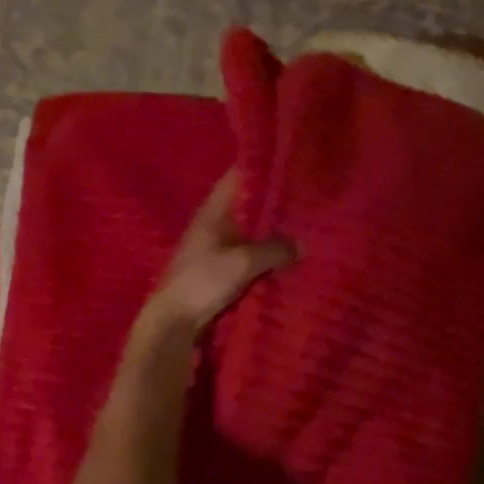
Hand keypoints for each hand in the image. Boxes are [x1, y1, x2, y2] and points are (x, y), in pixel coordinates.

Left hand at [148, 171, 294, 328]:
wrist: (174, 322)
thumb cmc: (203, 282)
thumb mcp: (243, 262)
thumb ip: (275, 249)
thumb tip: (303, 244)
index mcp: (213, 211)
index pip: (239, 175)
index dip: (263, 165)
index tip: (292, 161)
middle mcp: (214, 224)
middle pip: (248, 204)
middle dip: (274, 201)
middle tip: (309, 197)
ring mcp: (215, 248)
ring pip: (250, 231)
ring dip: (271, 231)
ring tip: (305, 226)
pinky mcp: (219, 271)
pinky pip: (248, 255)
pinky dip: (265, 254)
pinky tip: (287, 257)